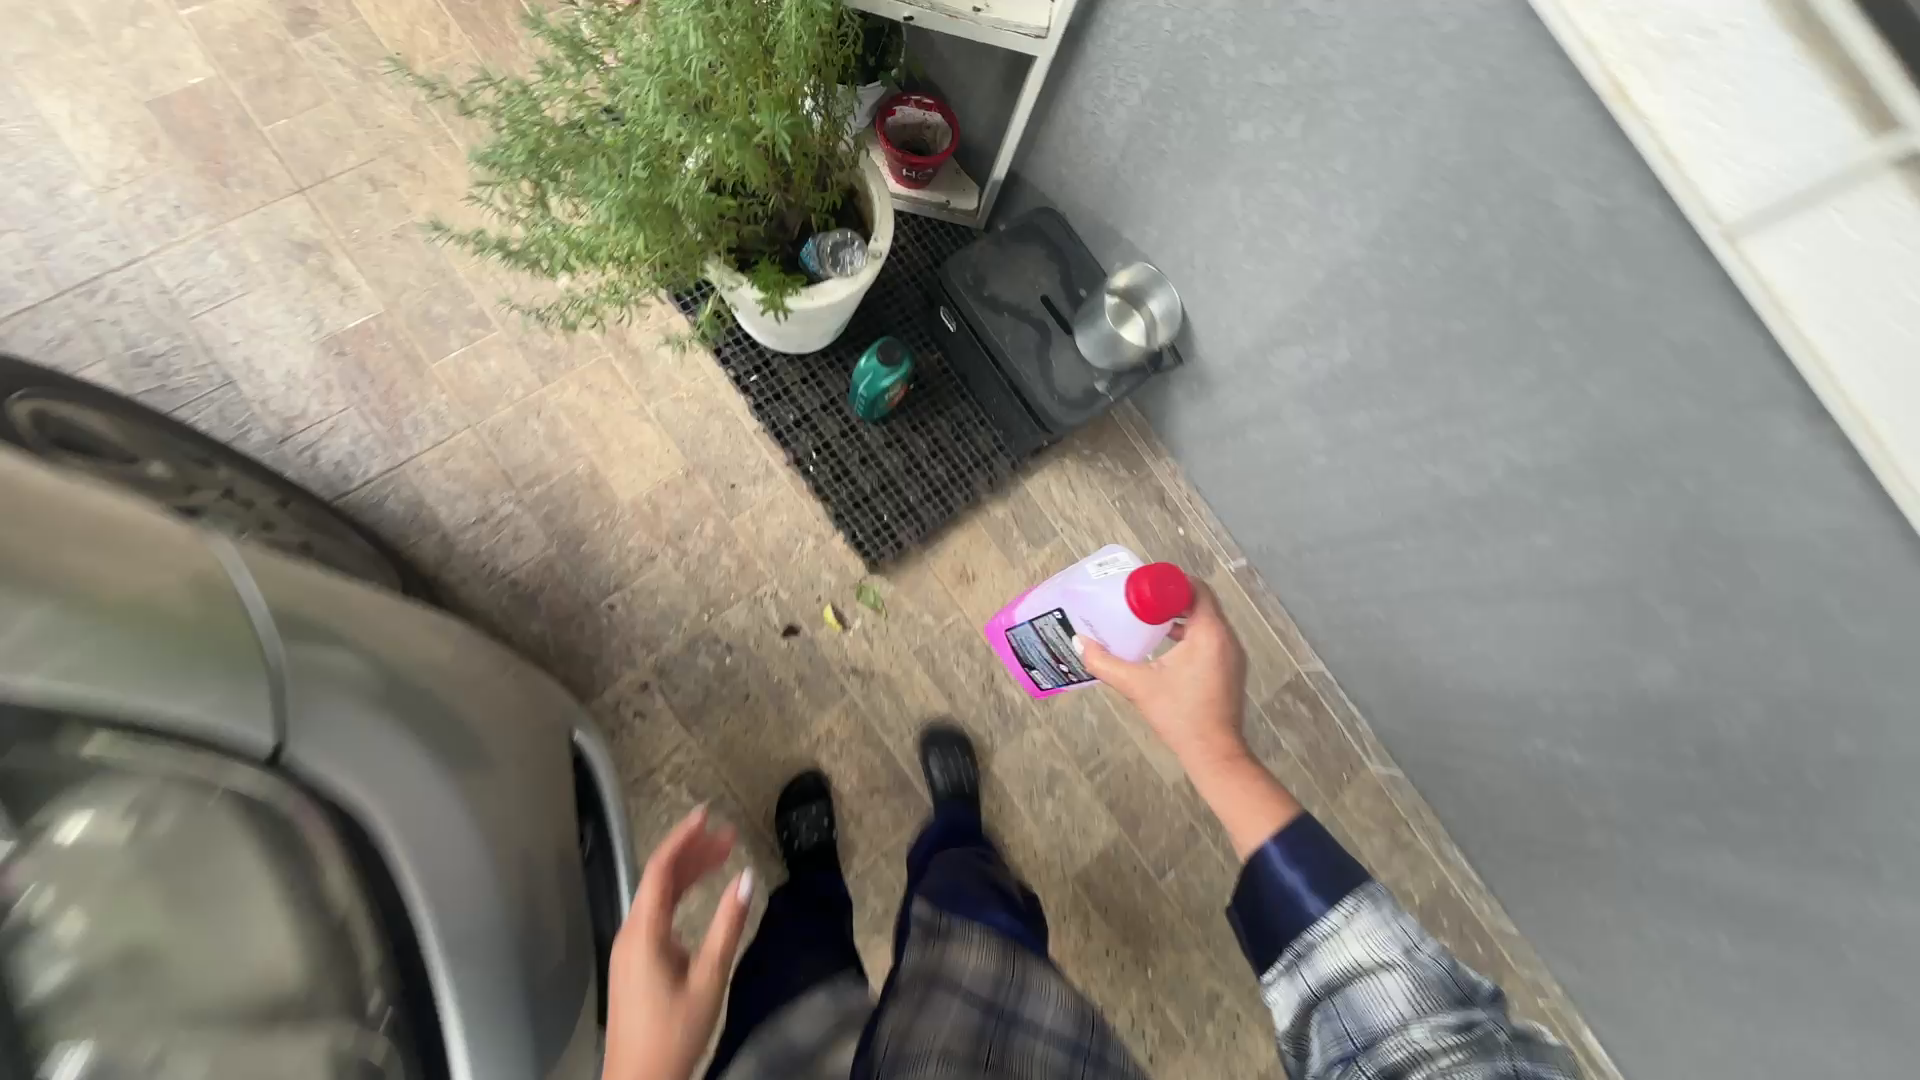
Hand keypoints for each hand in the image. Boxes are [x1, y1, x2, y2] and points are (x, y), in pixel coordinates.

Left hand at [603, 805, 753, 1079]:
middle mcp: (631, 934)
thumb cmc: (674, 1033)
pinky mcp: (636, 961)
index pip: (660, 869)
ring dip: (689, 872)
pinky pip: (658, 913)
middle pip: (660, 878)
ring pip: (659, 895)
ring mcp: (631, 948)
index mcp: (644, 933)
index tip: (706, 814)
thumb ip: (728, 925)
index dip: (682, 838)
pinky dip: (681, 893)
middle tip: (729, 834)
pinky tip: (701, 891)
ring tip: (723, 853)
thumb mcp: (710, 978)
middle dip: (693, 851)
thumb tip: (747, 878)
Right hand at [1078, 581, 1249, 770]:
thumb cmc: (1179, 715)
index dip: (1172, 582)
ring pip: (1207, 622)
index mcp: (1209, 633)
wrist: (1213, 752)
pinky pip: (1211, 639)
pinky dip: (1191, 634)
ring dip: (1182, 617)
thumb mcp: (1137, 685)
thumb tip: (1080, 643)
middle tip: (1142, 600)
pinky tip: (1166, 645)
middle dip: (1172, 598)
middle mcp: (1227, 638)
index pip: (1197, 589)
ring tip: (1149, 619)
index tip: (1146, 585)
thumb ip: (1105, 663)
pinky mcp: (1231, 670)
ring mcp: (1232, 655)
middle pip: (1202, 603)